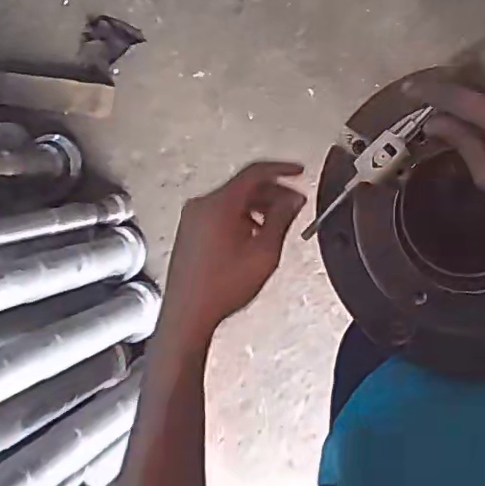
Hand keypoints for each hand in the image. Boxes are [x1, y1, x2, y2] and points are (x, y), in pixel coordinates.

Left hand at [159, 162, 307, 341]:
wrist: (187, 316)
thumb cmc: (219, 289)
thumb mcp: (264, 252)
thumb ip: (282, 218)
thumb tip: (294, 200)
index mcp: (219, 204)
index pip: (256, 172)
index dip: (282, 169)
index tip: (297, 171)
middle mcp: (202, 205)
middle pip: (244, 186)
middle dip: (273, 192)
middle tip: (293, 202)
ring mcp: (193, 218)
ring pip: (233, 199)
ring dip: (258, 205)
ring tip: (277, 222)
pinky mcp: (190, 230)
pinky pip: (221, 212)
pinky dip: (242, 215)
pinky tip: (254, 234)